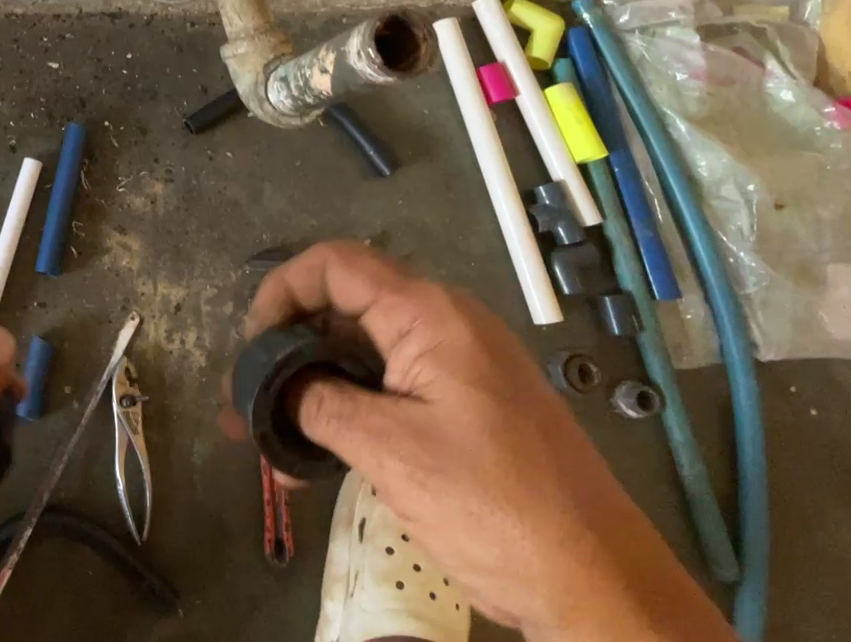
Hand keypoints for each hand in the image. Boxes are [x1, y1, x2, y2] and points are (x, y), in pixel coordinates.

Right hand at [231, 242, 735, 641]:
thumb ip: (320, 402)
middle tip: (247, 399)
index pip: (335, 264)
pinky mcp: (461, 406)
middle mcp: (442, 325)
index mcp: (429, 316)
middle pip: (342, 308)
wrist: (602, 586)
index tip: (251, 345)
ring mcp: (454, 367)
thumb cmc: (495, 505)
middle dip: (285, 349)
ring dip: (308, 389)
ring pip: (358, 355)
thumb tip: (271, 384)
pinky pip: (385, 389)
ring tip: (267, 439)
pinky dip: (343, 413)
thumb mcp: (391, 451)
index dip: (281, 291)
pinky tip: (310, 459)